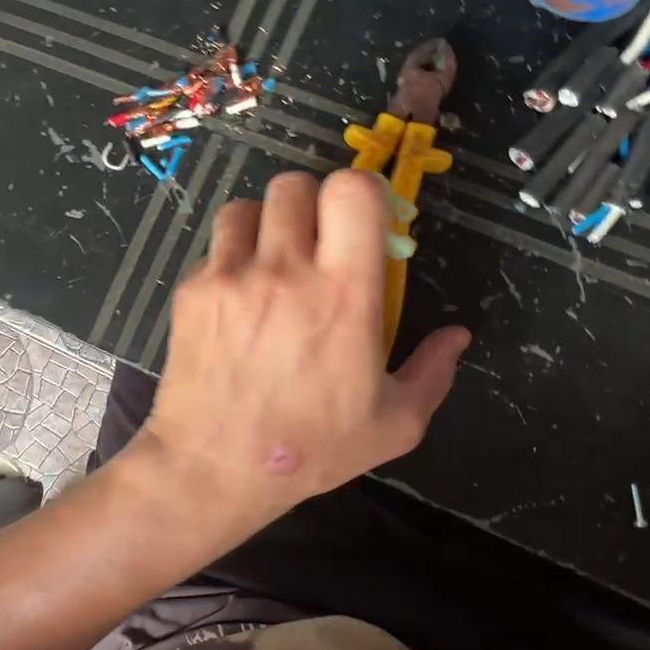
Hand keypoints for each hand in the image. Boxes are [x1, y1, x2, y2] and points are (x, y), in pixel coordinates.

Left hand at [130, 169, 471, 532]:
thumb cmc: (309, 449)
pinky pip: (213, 247)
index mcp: (345, 293)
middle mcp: (286, 271)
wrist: (213, 466)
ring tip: (271, 262)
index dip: (362, 192)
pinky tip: (236, 296)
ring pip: (246, 206)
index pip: (353, 191)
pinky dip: (229, 257)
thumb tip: (458, 336)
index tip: (364, 222)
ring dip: (265, 224)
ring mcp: (231, 277)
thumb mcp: (393, 424)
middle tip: (316, 242)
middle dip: (311, 203)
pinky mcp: (190, 291)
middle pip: (295, 184)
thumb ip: (431, 373)